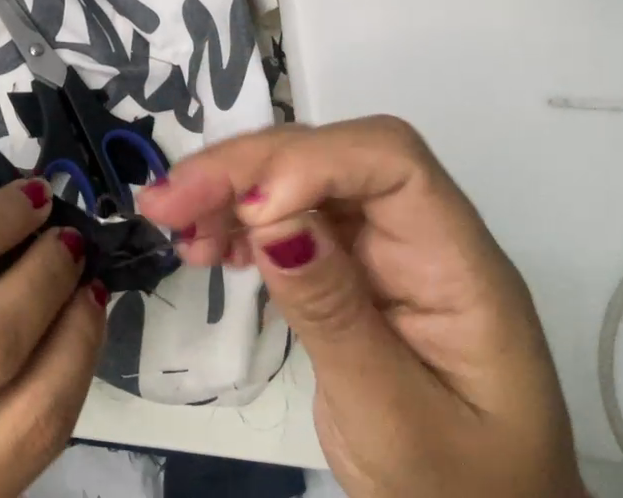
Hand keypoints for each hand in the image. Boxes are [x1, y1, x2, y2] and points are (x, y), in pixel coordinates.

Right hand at [138, 116, 587, 497]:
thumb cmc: (456, 488)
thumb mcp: (392, 417)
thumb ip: (334, 315)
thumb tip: (269, 220)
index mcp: (459, 266)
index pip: (391, 163)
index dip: (311, 163)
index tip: (243, 210)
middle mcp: (419, 238)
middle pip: (330, 158)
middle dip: (243, 169)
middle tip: (163, 202)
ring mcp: (381, 250)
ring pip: (298, 180)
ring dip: (227, 190)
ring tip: (168, 220)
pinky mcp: (347, 267)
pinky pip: (286, 219)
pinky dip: (235, 222)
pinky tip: (201, 245)